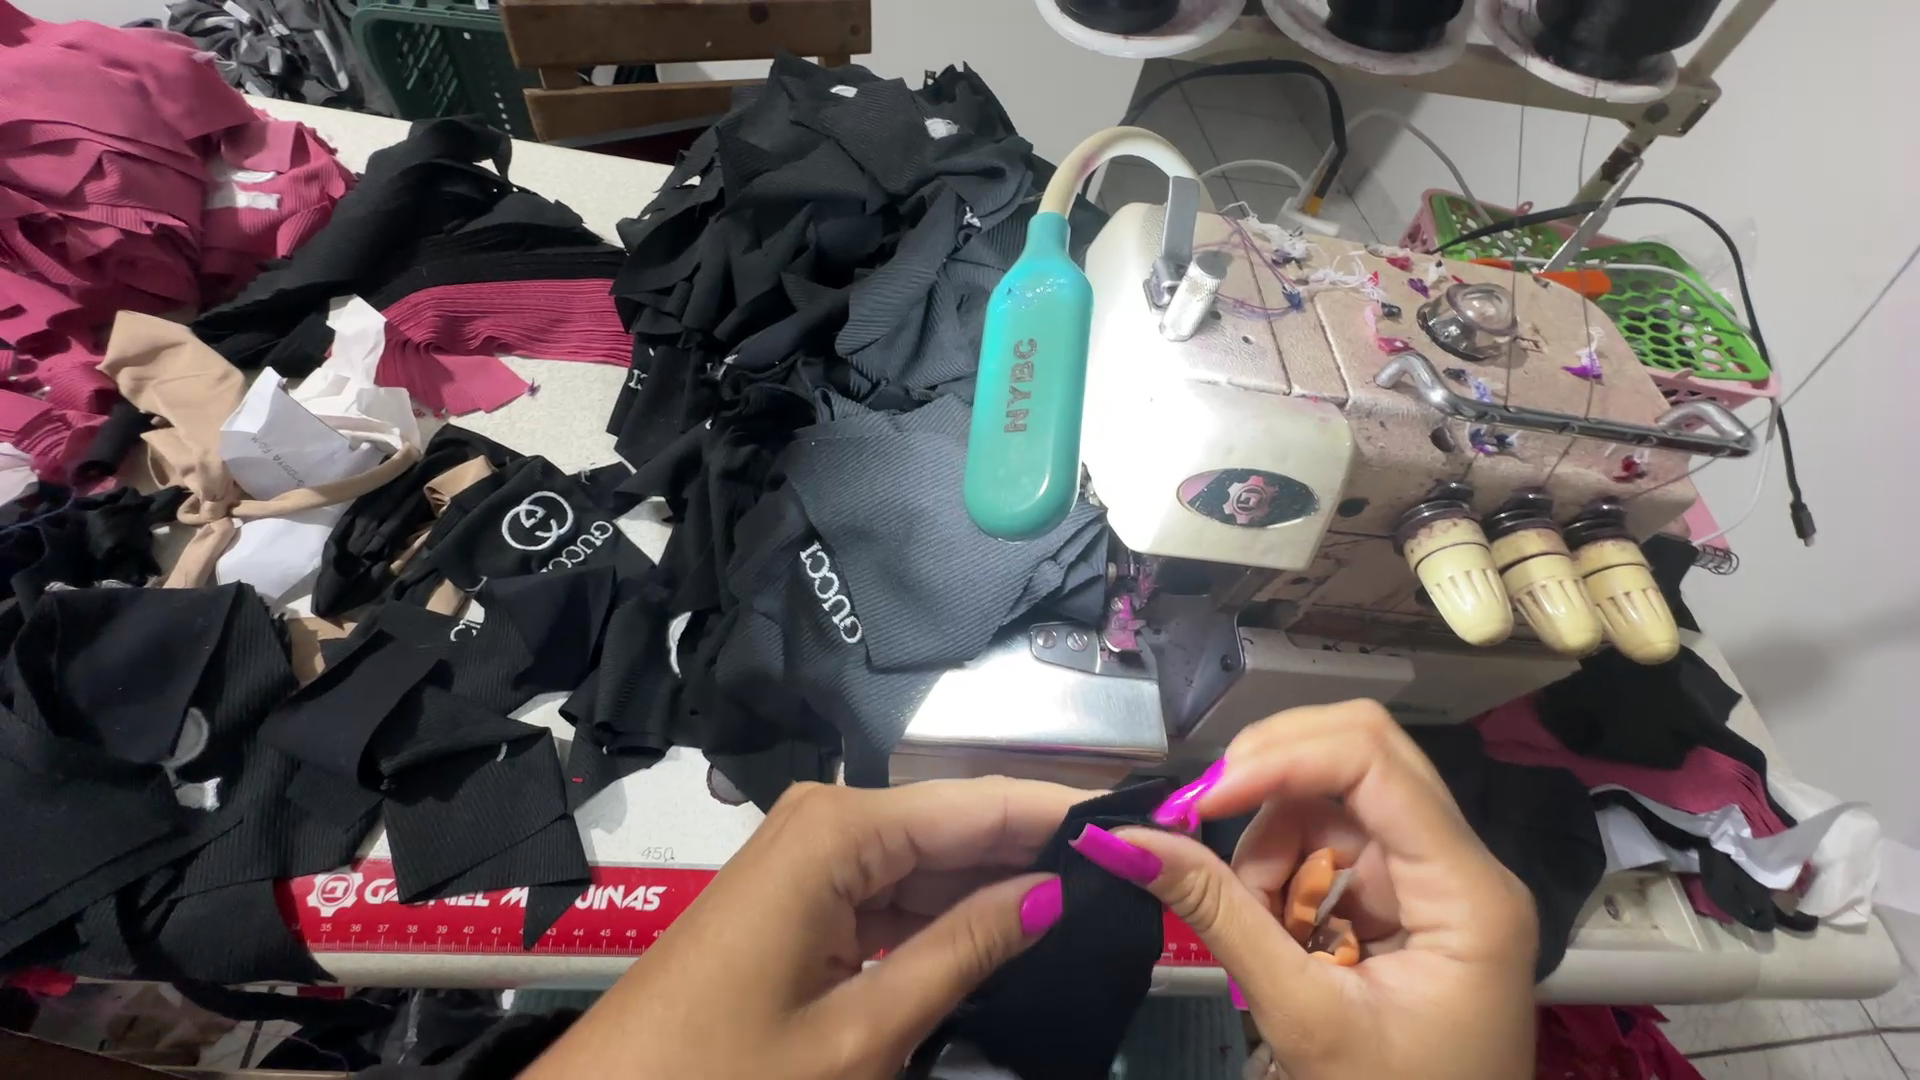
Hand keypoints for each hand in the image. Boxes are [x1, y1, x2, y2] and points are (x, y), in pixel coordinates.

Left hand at [522, 778, 1087, 1079]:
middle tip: (1117, 874)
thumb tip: (1050, 894)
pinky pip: (891, 887)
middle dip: (1030, 850)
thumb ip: (965, 950)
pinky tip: (1000, 931)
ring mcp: (813, 850)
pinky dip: (942, 912)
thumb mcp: (862, 1030)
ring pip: (926, 857)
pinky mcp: (804, 888)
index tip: (1132, 823)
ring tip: (1078, 902)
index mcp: (844, 824)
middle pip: (954, 822)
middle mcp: (831, 814)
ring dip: (991, 885)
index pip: (978, 802)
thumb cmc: (723, 1079)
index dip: (1057, 813)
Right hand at [1087, 701, 1538, 1079]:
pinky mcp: (1398, 881)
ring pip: (1326, 787)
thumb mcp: (1302, 1014)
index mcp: (1467, 891)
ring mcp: (1428, 866)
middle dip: (1268, 771)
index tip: (1203, 803)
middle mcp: (1458, 858)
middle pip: (1357, 747)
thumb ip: (1217, 914)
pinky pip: (1321, 827)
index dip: (1279, 759)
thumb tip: (1123, 841)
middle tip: (1204, 815)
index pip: (1372, 762)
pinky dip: (1277, 858)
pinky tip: (1277, 918)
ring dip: (1268, 833)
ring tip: (1257, 917)